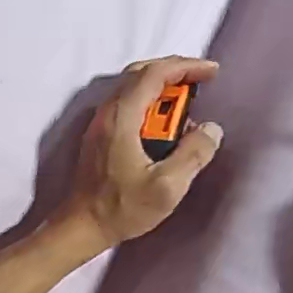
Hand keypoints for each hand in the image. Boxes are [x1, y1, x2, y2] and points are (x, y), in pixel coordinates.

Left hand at [58, 57, 222, 250]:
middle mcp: (106, 115)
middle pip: (139, 74)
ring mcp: (98, 126)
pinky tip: (164, 125)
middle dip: (173, 71)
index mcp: (121, 119)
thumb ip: (193, 153)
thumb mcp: (168, 186)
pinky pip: (125, 106)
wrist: (81, 226)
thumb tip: (210, 129)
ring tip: (186, 105)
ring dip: (160, 88)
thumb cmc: (121, 208)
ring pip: (130, 89)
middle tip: (200, 81)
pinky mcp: (98, 138)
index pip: (153, 74)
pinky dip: (148, 103)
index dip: (186, 66)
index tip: (212, 72)